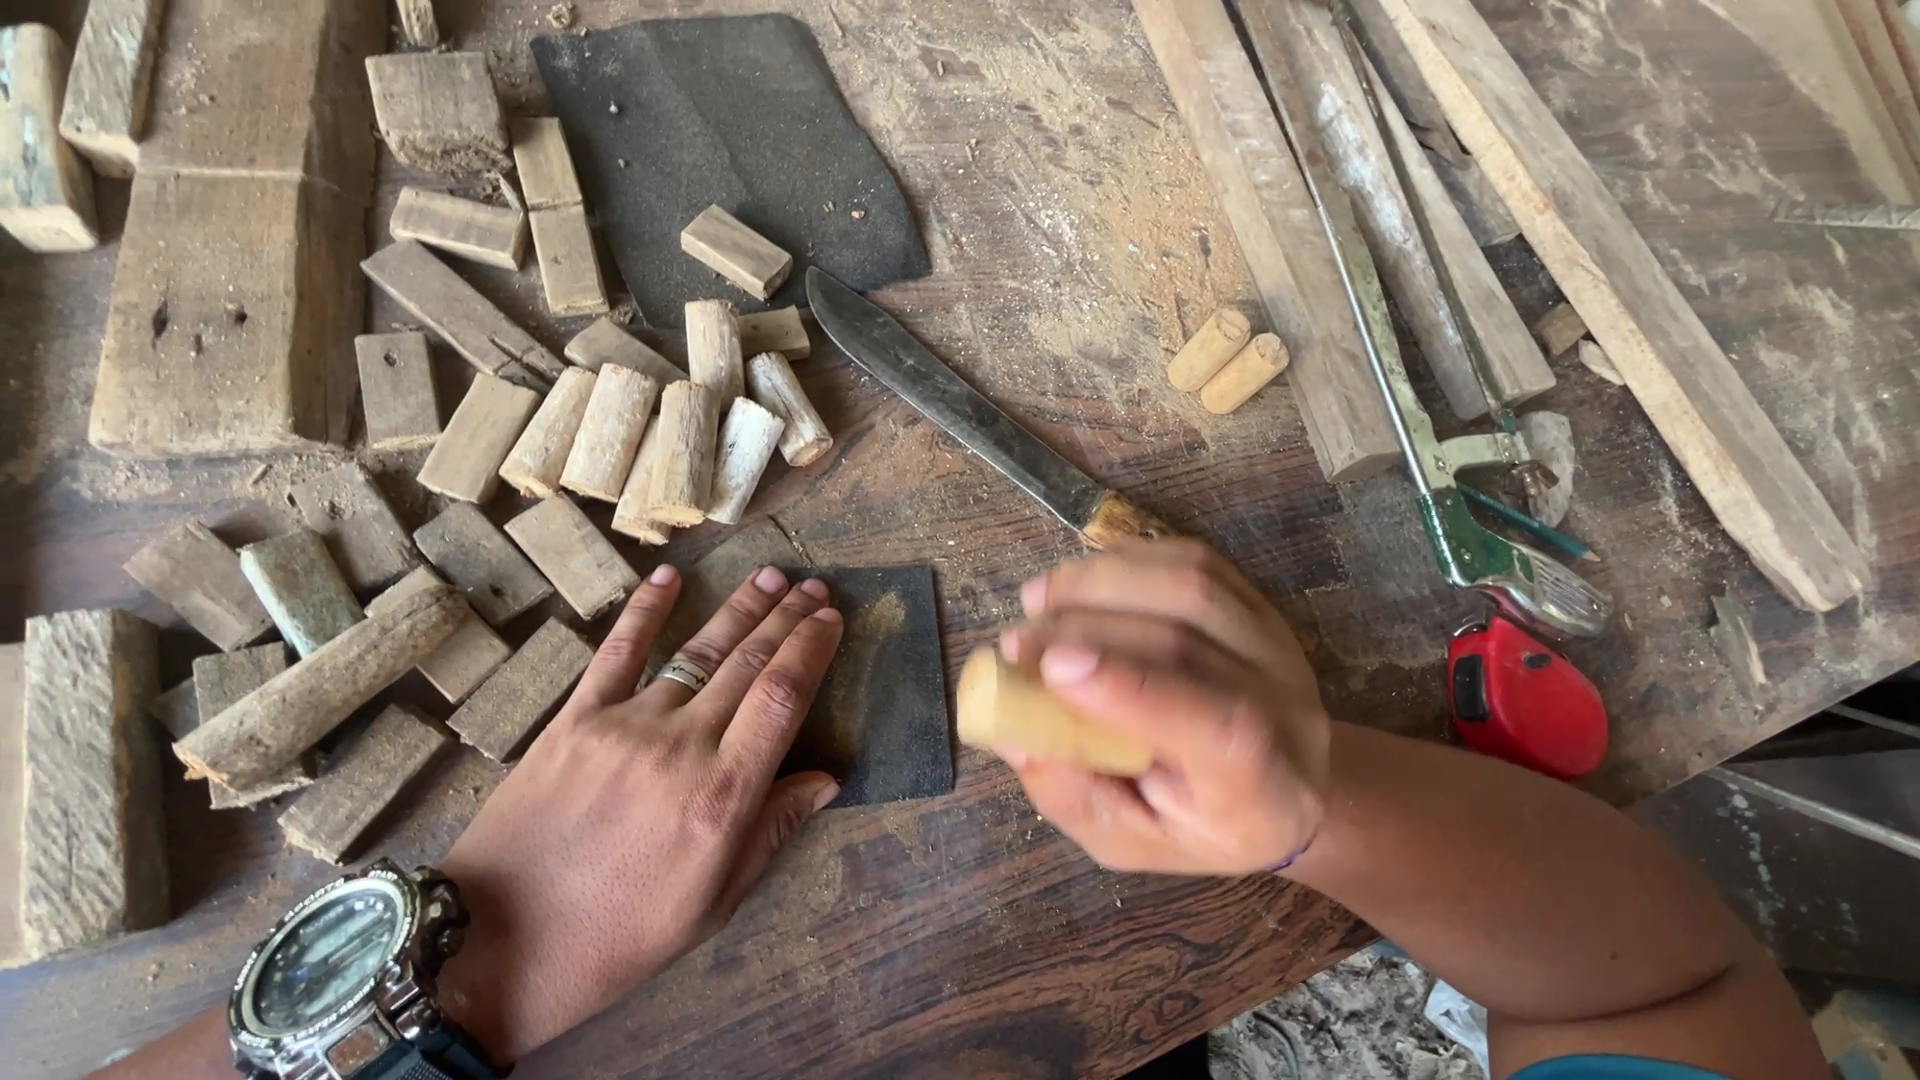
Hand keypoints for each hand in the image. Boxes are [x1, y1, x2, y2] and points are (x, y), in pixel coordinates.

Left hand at [435, 563, 843, 1062]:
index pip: (783, 696)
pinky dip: (645, 611)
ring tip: (771, 576)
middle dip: (788, 618)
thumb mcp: (714, 903)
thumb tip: (827, 779)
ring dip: (740, 608)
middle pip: (748, 662)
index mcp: (723, 795)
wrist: (496, 947)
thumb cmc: (620, 937)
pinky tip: (669, 577)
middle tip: (814, 587)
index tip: (831, 619)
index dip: (812, 648)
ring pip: (697, 651)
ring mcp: (624, 726)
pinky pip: (616, 653)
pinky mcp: (573, 719)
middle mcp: (681, 746)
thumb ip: (773, 831)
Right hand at [999, 539, 1329, 874]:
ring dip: (1098, 582)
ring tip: (1036, 600)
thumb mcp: (1132, 842)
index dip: (1134, 688)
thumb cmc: (1202, 822)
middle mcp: (1284, 704)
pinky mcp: (1258, 603)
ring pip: (1189, 584)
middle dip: (1086, 630)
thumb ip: (1075, 799)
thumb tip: (1013, 734)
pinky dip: (1125, 560)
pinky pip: (1191, 560)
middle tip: (1014, 644)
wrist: (1289, 781)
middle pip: (1187, 640)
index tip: (1052, 668)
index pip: (1218, 726)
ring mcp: (1276, 642)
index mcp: (1261, 786)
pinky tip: (1078, 580)